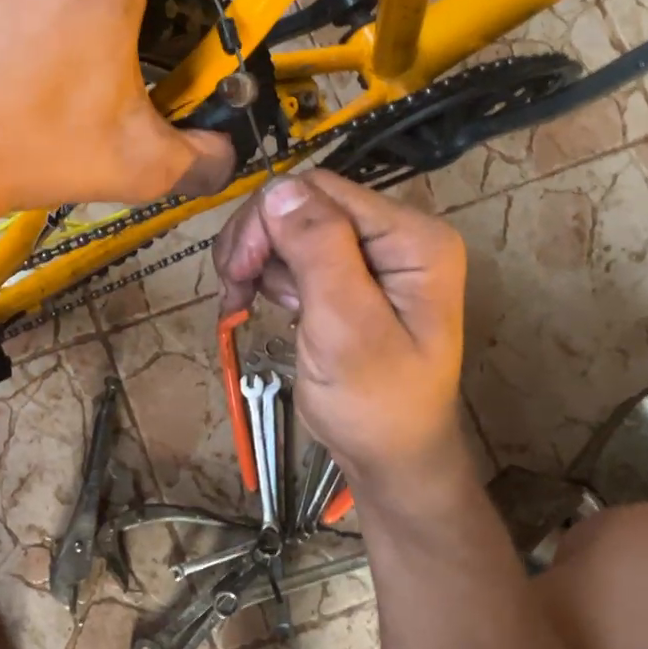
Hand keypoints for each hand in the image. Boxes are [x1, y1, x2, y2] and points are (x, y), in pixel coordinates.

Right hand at [212, 170, 467, 483]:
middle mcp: (394, 234)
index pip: (320, 192)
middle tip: (234, 289)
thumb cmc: (375, 404)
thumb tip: (279, 188)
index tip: (240, 273)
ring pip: (288, 224)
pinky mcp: (345, 272)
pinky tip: (258, 301)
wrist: (389, 460)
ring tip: (246, 300)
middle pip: (301, 203)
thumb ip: (318, 252)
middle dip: (258, 241)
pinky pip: (290, 249)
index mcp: (413, 238)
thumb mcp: (346, 328)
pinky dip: (264, 272)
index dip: (269, 222)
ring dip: (256, 258)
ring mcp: (370, 253)